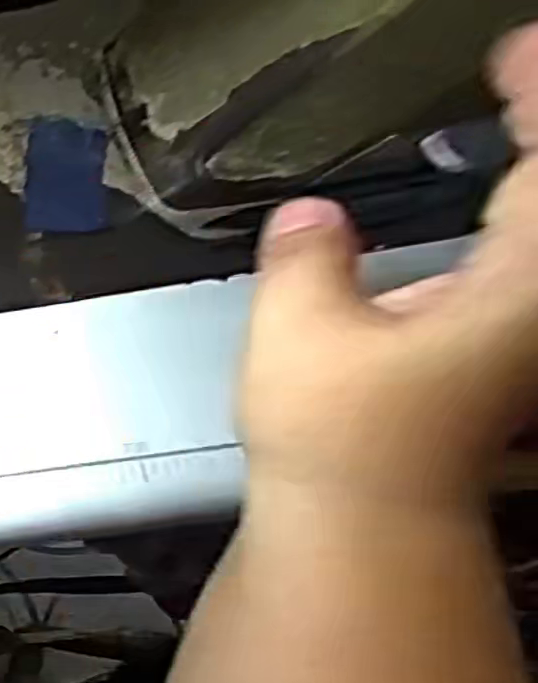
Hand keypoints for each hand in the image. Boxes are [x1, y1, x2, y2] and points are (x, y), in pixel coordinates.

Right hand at [241, 23, 537, 506]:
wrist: (361, 502)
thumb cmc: (331, 429)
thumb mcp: (295, 339)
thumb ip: (303, 266)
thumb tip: (304, 214)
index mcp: (526, 277)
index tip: (512, 52)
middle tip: (520, 75)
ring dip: (532, 170)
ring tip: (513, 122)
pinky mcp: (513, 340)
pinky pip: (525, 254)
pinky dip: (516, 212)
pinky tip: (491, 202)